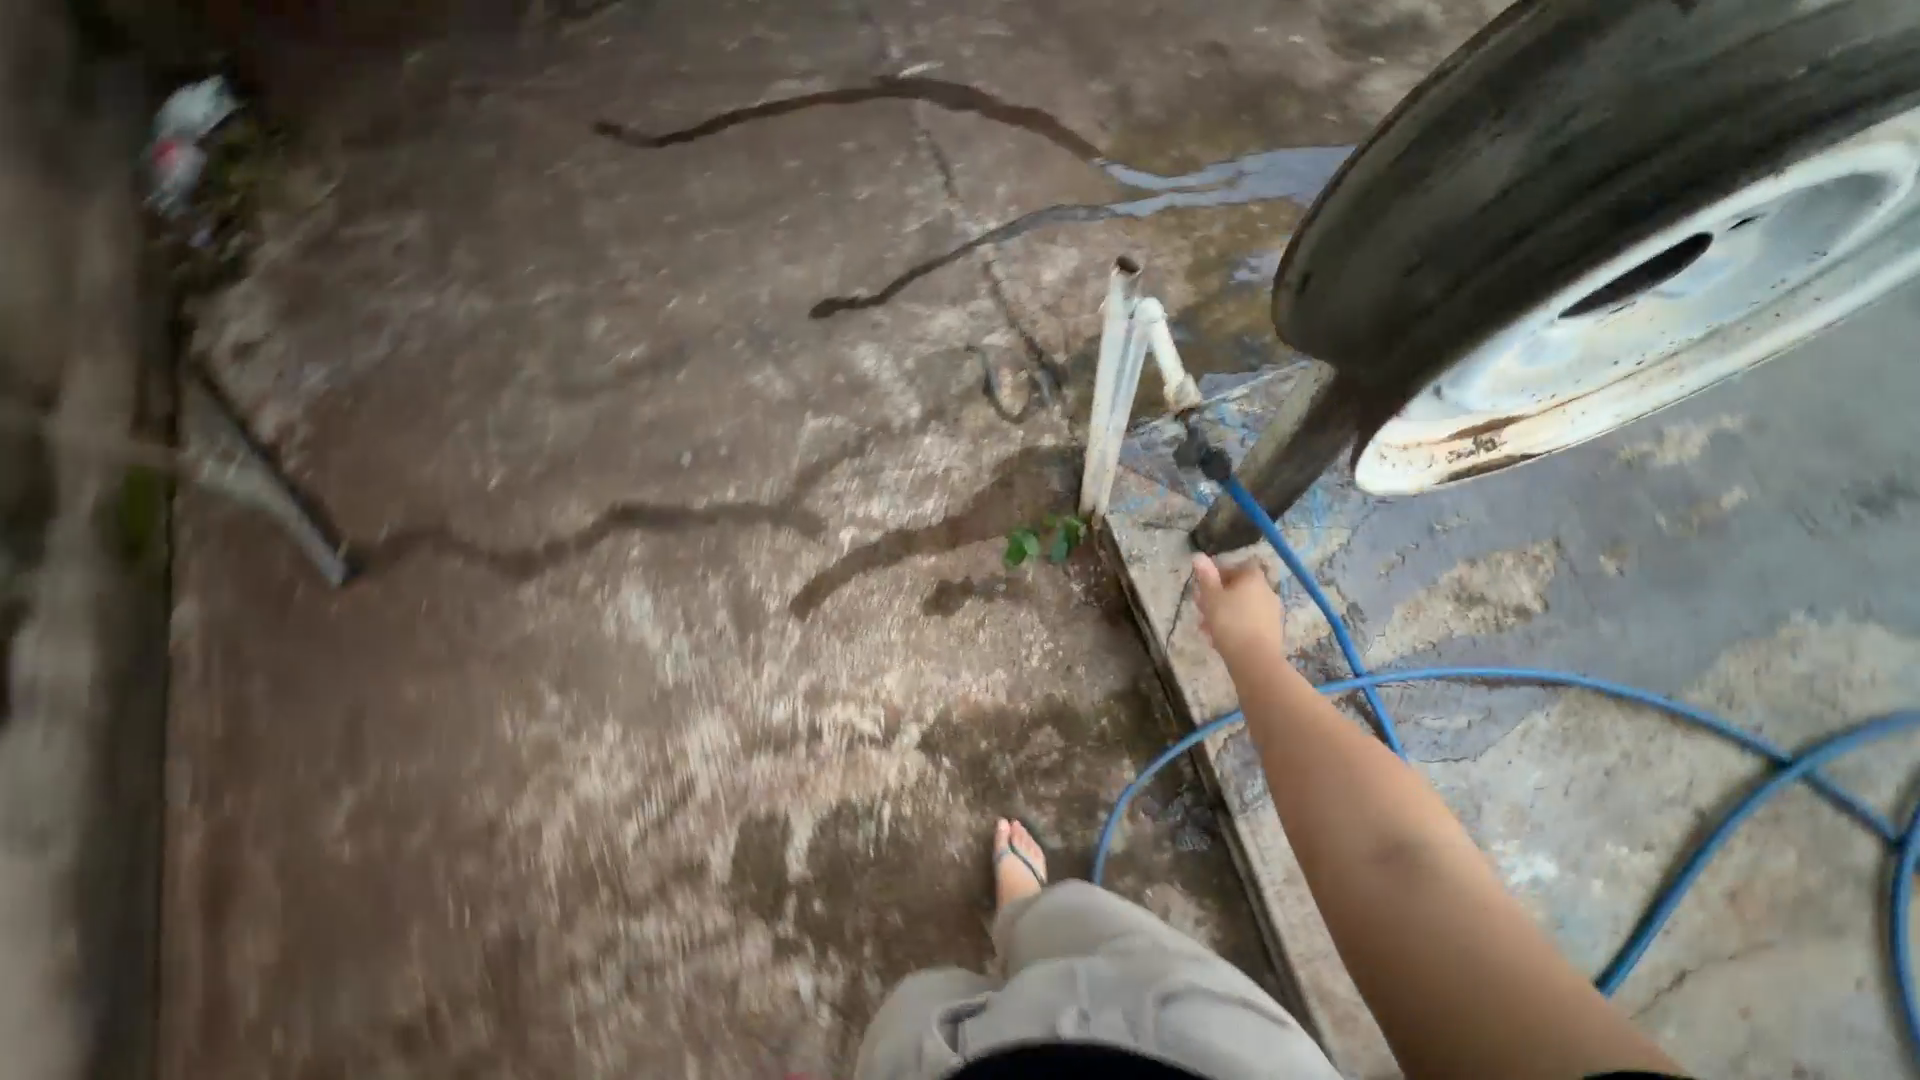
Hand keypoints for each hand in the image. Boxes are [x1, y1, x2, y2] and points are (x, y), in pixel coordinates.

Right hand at [1191, 553, 1284, 664]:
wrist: (1254, 659)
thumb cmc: (1230, 622)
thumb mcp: (1211, 597)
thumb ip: (1205, 576)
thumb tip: (1199, 556)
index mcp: (1253, 578)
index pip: (1236, 567)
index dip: (1219, 575)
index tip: (1204, 588)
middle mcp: (1266, 591)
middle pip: (1238, 589)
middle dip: (1217, 598)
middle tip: (1200, 610)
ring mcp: (1271, 612)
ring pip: (1241, 608)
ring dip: (1223, 614)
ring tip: (1205, 629)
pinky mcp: (1272, 631)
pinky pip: (1249, 623)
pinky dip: (1234, 627)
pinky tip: (1219, 640)